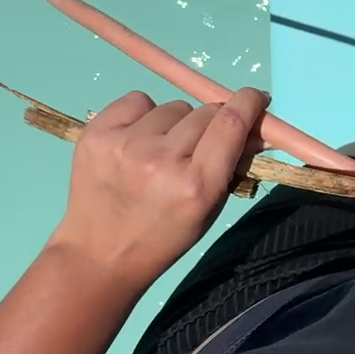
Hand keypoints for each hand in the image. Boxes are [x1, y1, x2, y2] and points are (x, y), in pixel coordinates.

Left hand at [46, 87, 269, 290]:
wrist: (99, 255)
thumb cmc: (166, 235)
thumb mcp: (212, 205)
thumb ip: (235, 163)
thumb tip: (258, 128)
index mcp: (197, 183)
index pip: (232, 122)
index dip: (249, 103)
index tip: (257, 98)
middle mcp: (162, 159)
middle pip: (206, 111)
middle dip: (213, 123)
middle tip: (200, 145)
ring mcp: (125, 145)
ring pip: (173, 107)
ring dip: (177, 123)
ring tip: (160, 149)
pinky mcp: (96, 135)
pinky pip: (137, 101)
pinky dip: (143, 115)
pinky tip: (136, 140)